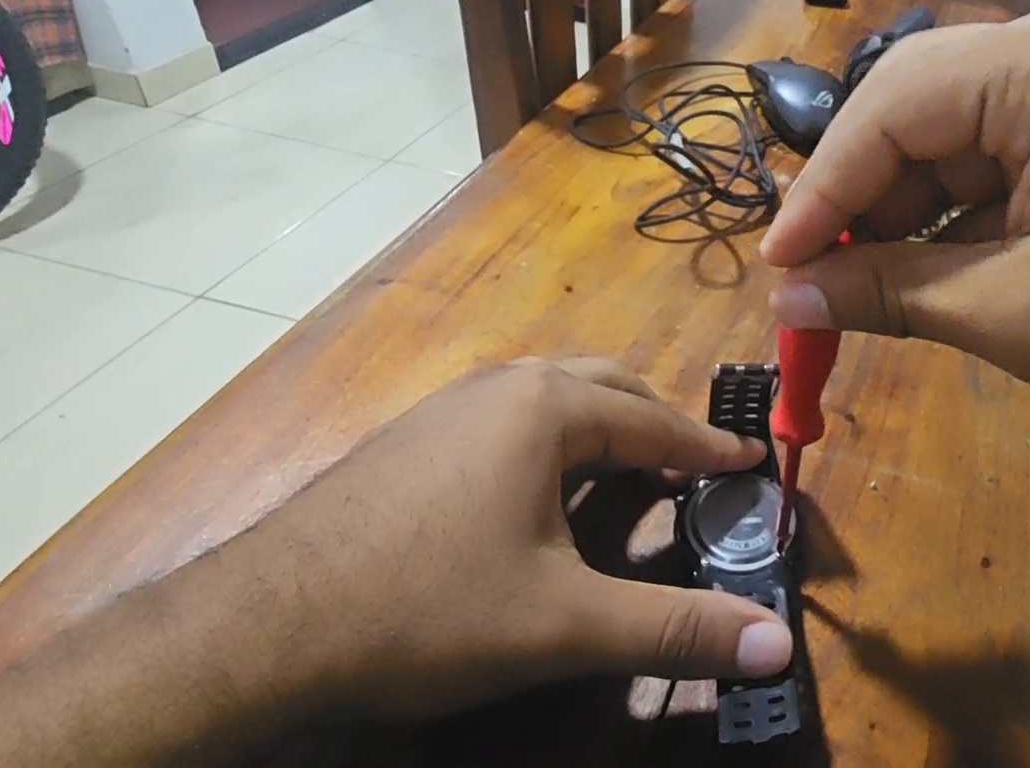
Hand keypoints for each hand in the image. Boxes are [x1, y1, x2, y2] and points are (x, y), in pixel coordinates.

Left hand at [228, 357, 793, 719]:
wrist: (252, 630)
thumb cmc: (424, 609)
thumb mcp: (562, 624)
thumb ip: (675, 630)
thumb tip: (778, 644)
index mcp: (548, 407)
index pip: (655, 422)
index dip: (709, 448)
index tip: (750, 460)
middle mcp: (505, 386)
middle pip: (610, 388)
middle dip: (660, 426)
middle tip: (693, 472)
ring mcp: (453, 404)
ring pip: (557, 397)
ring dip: (607, 428)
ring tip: (632, 475)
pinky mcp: (418, 434)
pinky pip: (514, 417)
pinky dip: (557, 440)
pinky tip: (547, 489)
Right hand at [760, 0, 1029, 457]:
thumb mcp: (1022, 315)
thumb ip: (891, 294)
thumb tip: (786, 300)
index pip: (894, 105)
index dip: (824, 189)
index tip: (777, 267)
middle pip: (915, 114)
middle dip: (861, 200)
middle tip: (812, 279)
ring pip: (948, 148)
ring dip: (901, 220)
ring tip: (859, 291)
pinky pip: (992, 172)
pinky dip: (950, 227)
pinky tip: (924, 277)